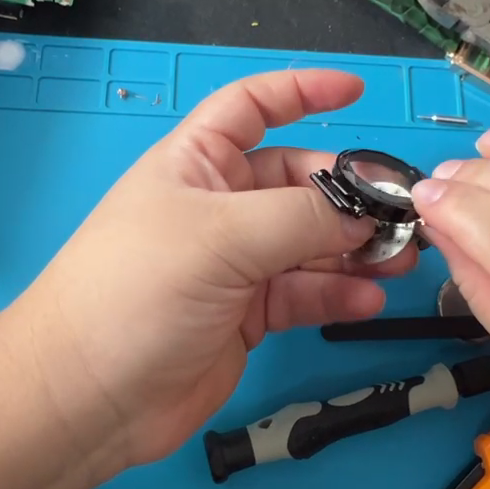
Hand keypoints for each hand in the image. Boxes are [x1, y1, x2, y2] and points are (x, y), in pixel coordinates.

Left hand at [6, 70, 414, 466]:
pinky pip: (304, 292)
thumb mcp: (220, 236)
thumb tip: (360, 217)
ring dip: (355, 248)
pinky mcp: (248, 315)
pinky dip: (337, 293)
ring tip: (401, 260)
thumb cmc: (137, 290)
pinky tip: (368, 298)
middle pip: (298, 183)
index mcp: (199, 162)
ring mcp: (236, 264)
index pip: (254, 108)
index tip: (354, 92)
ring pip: (310, 242)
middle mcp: (221, 207)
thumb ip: (298, 219)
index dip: (301, 91)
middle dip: (348, 194)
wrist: (88, 397)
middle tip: (399, 214)